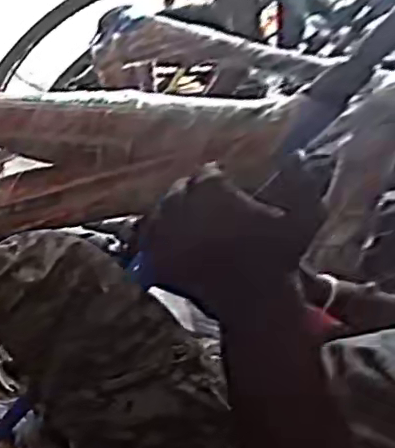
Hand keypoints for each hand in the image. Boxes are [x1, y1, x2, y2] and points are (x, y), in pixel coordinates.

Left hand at [140, 164, 322, 312]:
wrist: (247, 292)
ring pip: (156, 214)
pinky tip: (161, 226)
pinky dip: (152, 228)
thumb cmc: (279, 253)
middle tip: (195, 186)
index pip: (205, 178)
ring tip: (179, 205)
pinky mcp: (151, 258)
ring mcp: (163, 240)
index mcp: (218, 202)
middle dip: (186, 187)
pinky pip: (144, 238)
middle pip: (176, 194)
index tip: (215, 172)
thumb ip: (298, 182)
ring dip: (167, 206)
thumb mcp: (303, 214)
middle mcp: (183, 219)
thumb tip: (294, 155)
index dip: (210, 173)